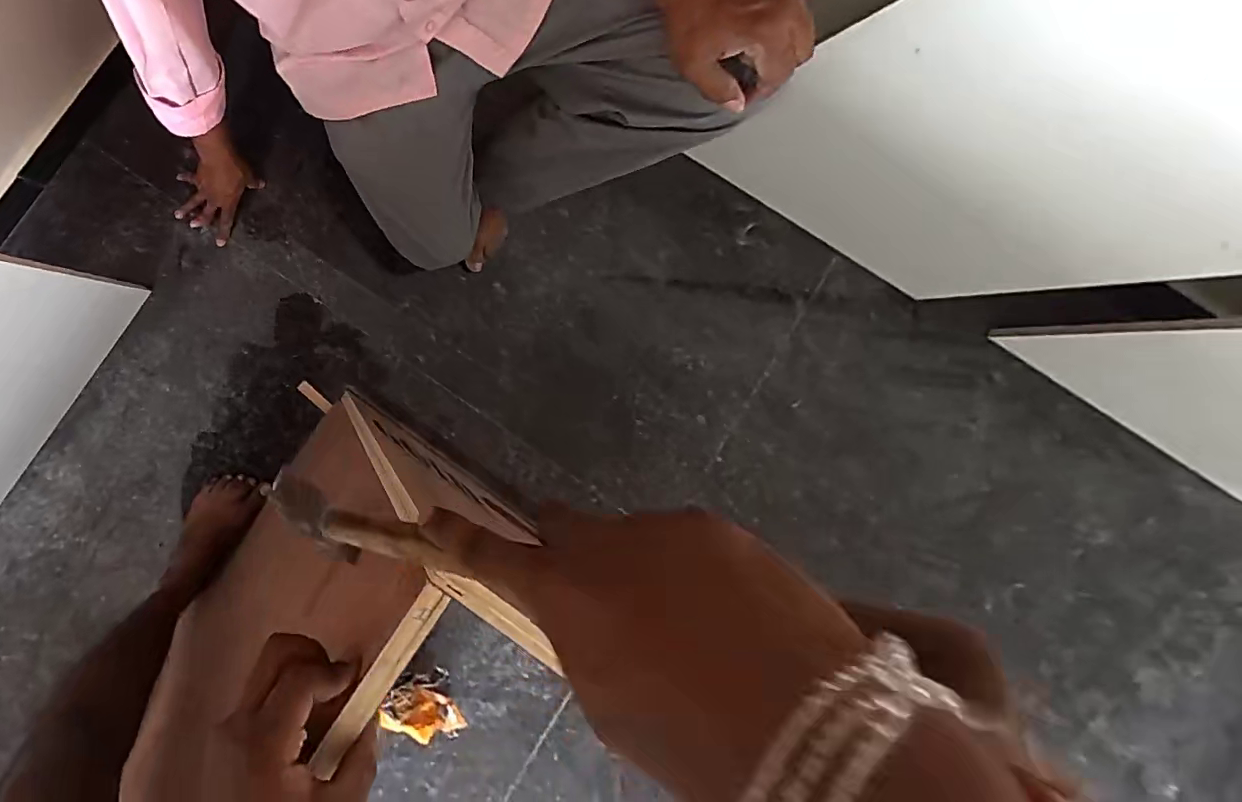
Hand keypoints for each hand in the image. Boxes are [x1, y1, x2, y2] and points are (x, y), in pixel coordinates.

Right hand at [176, 124, 262, 245]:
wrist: (218, 157)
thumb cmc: (236, 170)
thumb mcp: (248, 177)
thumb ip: (253, 183)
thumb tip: (260, 185)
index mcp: (228, 202)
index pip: (226, 220)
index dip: (223, 232)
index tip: (219, 244)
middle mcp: (214, 199)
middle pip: (206, 213)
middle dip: (200, 221)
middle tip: (193, 226)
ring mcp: (204, 190)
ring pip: (194, 201)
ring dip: (186, 208)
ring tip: (178, 215)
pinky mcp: (197, 178)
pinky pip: (190, 179)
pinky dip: (184, 178)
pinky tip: (178, 177)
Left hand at [192, 632, 377, 800]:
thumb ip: (359, 760)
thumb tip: (371, 716)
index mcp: (263, 741)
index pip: (299, 678)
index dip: (333, 671)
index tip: (357, 676)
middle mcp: (237, 722)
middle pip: (275, 653)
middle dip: (313, 656)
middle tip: (339, 682)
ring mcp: (226, 726)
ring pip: (266, 669)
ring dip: (299, 674)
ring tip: (325, 711)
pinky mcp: (224, 734)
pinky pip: (258, 694)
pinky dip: (284, 695)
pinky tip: (304, 731)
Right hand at [421, 507, 870, 801]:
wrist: (823, 735)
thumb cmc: (694, 740)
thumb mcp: (610, 705)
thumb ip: (576, 644)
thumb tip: (577, 616)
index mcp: (563, 593)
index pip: (490, 554)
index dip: (458, 535)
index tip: (432, 516)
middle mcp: (600, 544)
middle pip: (560, 524)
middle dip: (568, 551)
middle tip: (602, 592)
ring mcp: (659, 527)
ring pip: (629, 535)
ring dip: (642, 568)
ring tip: (694, 623)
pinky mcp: (715, 526)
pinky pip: (683, 540)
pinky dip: (691, 568)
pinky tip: (731, 613)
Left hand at [658, 0, 814, 111]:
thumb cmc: (689, 16)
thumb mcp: (694, 63)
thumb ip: (717, 88)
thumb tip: (736, 103)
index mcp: (769, 33)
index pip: (779, 74)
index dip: (760, 91)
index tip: (744, 96)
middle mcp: (788, 13)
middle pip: (799, 56)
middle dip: (775, 73)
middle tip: (749, 81)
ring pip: (804, 38)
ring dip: (783, 54)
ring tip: (751, 62)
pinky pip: (798, 20)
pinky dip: (784, 34)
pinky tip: (757, 41)